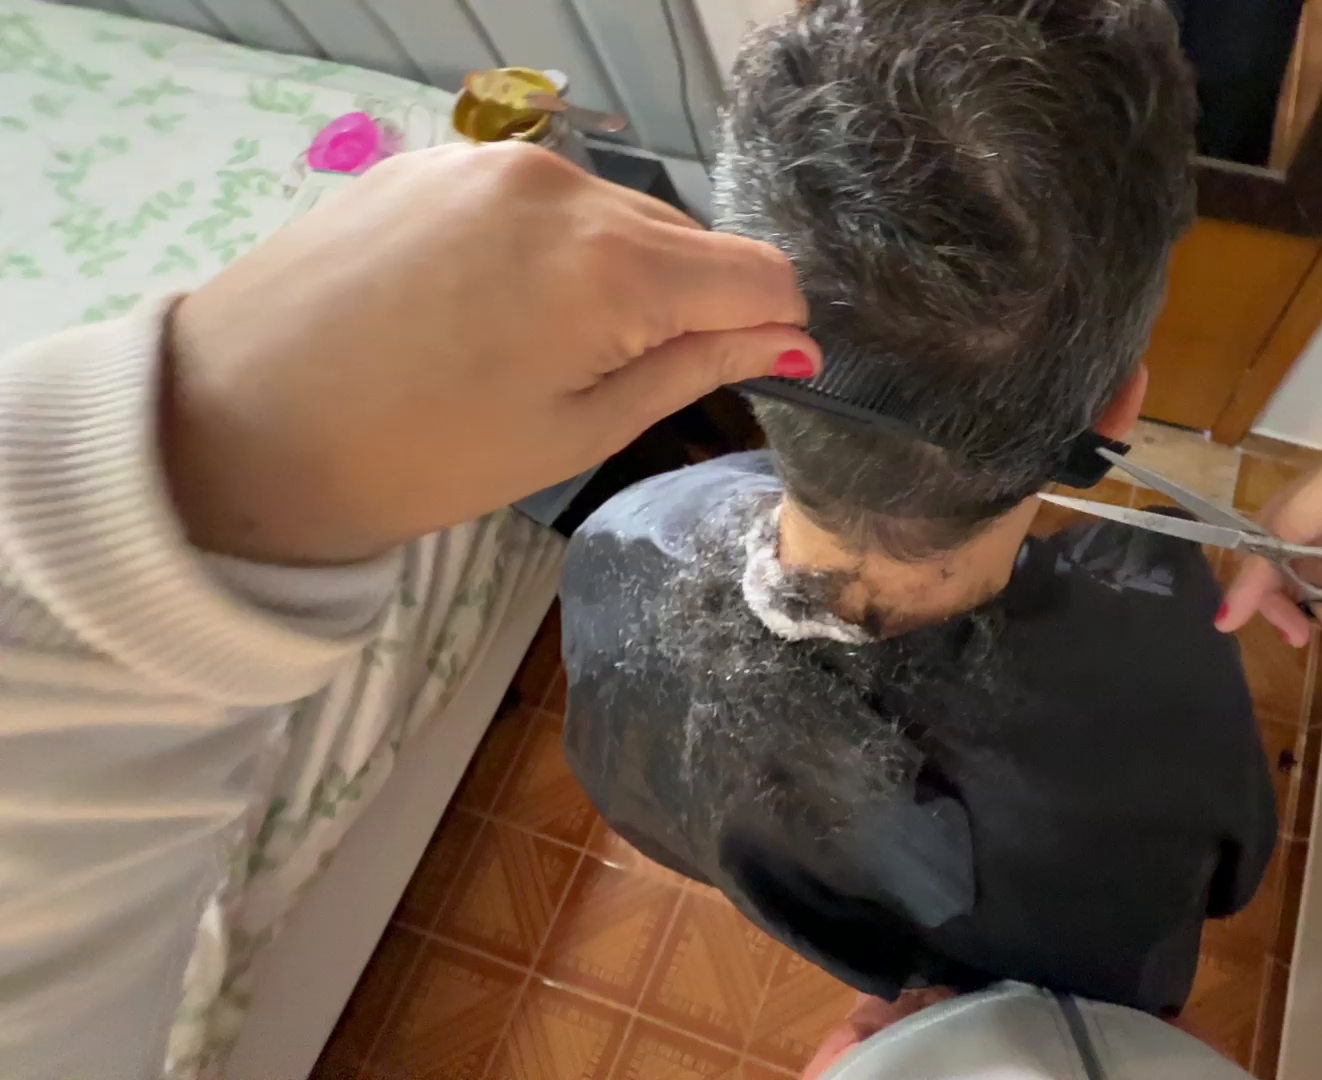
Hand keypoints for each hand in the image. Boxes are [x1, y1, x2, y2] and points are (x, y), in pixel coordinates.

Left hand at [162, 141, 819, 563]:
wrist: (240, 424)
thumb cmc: (437, 455)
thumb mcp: (594, 425)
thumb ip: (705, 365)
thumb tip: (799, 346)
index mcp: (611, 265)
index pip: (762, 273)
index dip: (781, 326)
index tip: (764, 369)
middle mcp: (567, 186)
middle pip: (701, 243)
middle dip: (705, 305)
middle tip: (639, 372)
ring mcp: (501, 161)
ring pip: (636, 218)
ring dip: (642, 278)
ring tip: (568, 341)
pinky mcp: (451, 158)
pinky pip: (566, 202)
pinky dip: (580, 251)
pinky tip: (518, 300)